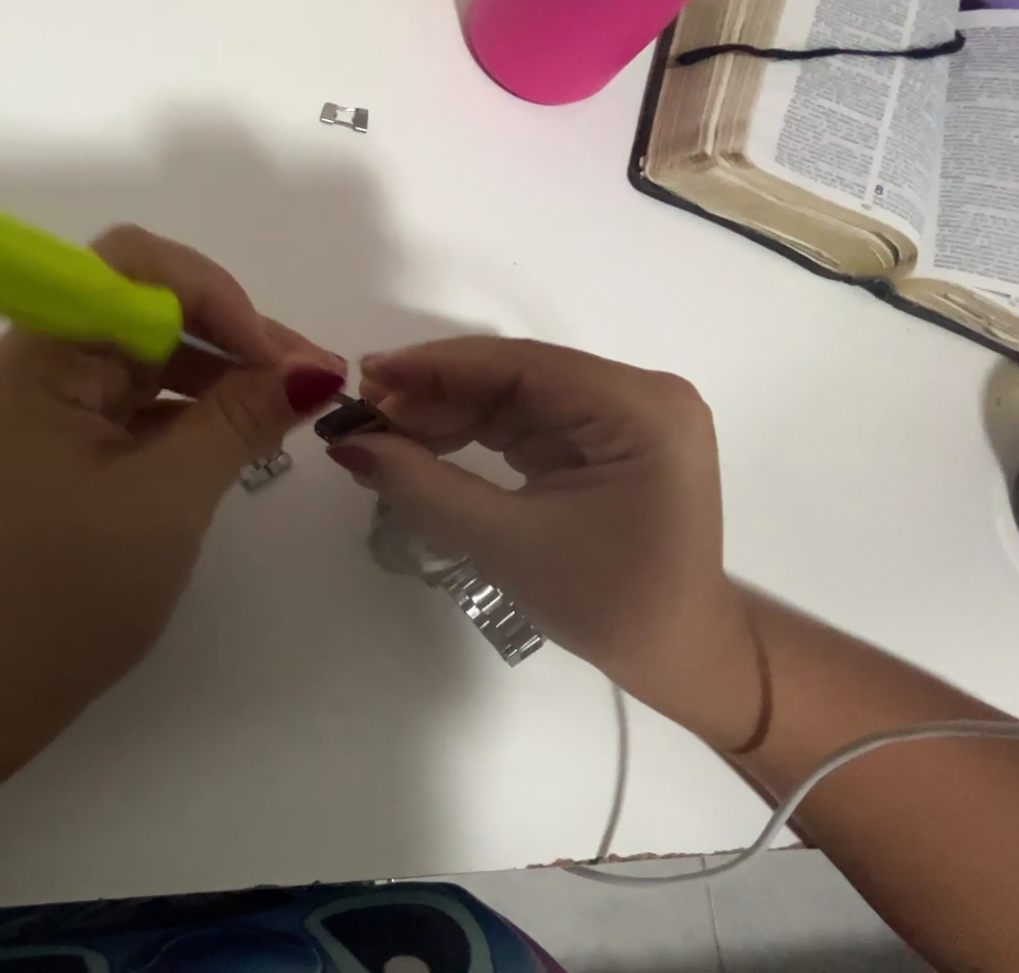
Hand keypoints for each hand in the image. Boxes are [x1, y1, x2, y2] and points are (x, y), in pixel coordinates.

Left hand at [0, 225, 345, 750]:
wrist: (4, 677)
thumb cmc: (75, 592)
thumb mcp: (169, 498)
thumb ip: (239, 420)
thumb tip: (315, 368)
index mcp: (40, 359)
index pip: (130, 267)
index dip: (212, 294)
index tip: (273, 356)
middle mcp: (42, 362)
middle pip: (149, 305)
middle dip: (233, 333)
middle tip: (310, 377)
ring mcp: (58, 400)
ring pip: (155, 350)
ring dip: (225, 370)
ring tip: (293, 406)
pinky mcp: (76, 435)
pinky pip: (146, 395)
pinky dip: (199, 405)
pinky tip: (250, 428)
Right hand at [325, 337, 751, 732]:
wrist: (672, 654)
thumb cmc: (605, 603)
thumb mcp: (504, 541)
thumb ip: (421, 484)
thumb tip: (346, 443)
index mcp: (638, 409)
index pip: (521, 365)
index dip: (435, 366)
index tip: (366, 375)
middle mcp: (634, 397)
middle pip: (512, 376)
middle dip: (432, 394)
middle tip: (358, 412)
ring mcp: (616, 417)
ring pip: (507, 397)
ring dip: (441, 414)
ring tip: (374, 433)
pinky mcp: (595, 441)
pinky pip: (517, 422)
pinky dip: (464, 435)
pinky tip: (414, 446)